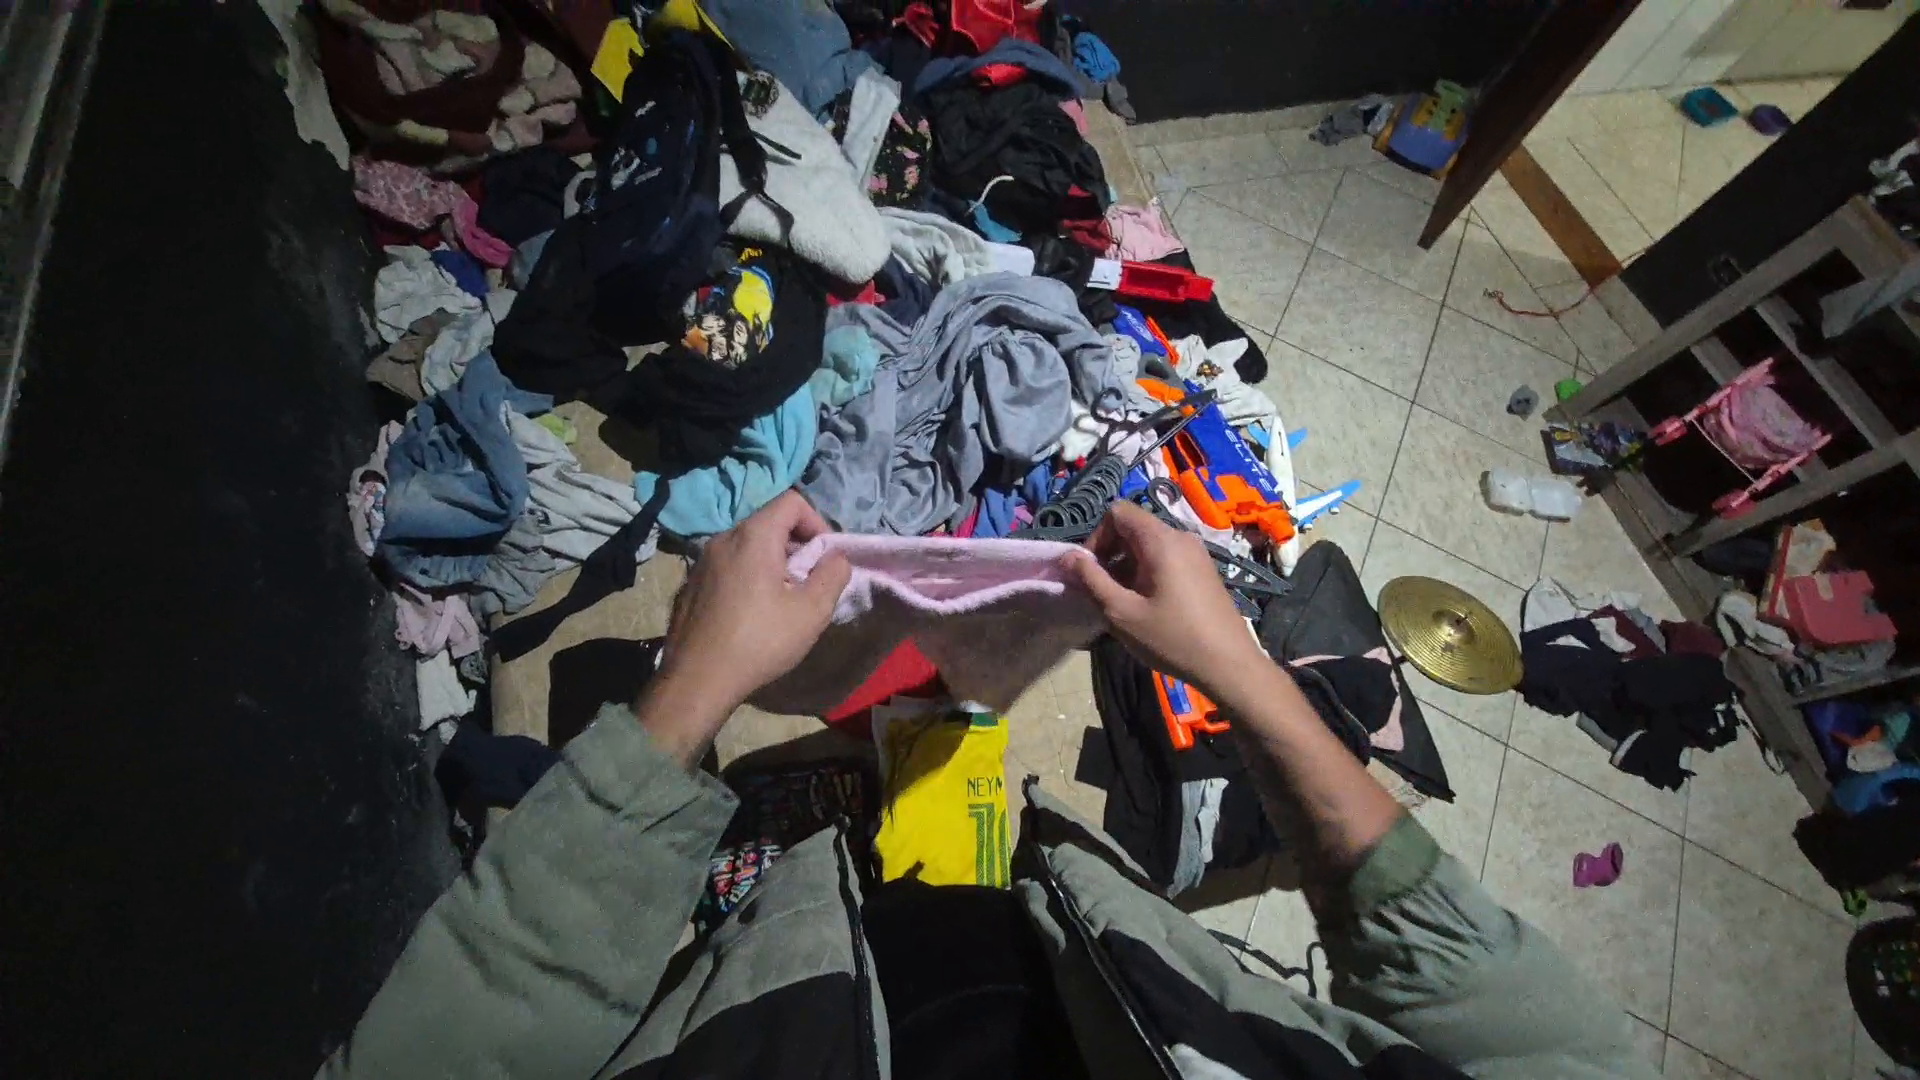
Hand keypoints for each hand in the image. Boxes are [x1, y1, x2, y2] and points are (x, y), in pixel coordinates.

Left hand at [642, 492, 850, 754]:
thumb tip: (836, 557)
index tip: (824, 557)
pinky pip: (727, 566)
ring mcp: (701, 561)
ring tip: (781, 600)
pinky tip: (749, 614)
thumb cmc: (760, 642)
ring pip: (747, 545)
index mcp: (753, 536)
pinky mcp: (690, 584)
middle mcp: (723, 538)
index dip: (817, 522)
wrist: (697, 681)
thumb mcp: (812, 611)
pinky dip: (747, 576)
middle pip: (768, 522)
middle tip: (807, 582)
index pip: (792, 501)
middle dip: (796, 545)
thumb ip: (833, 574)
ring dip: (772, 562)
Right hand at [1062, 501, 1268, 697]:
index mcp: (1161, 540)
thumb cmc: (1171, 638)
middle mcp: (1181, 537)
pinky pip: (1166, 557)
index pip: (1118, 512)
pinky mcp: (1203, 569)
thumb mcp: (1121, 612)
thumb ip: (1091, 580)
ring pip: (1149, 544)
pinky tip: (1148, 605)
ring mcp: (1196, 553)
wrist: (1229, 665)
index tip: (1092, 570)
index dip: (1097, 536)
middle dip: (1110, 553)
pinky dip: (1147, 571)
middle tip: (1103, 589)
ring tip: (1123, 602)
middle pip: (1134, 527)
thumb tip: (1066, 557)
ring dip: (1127, 566)